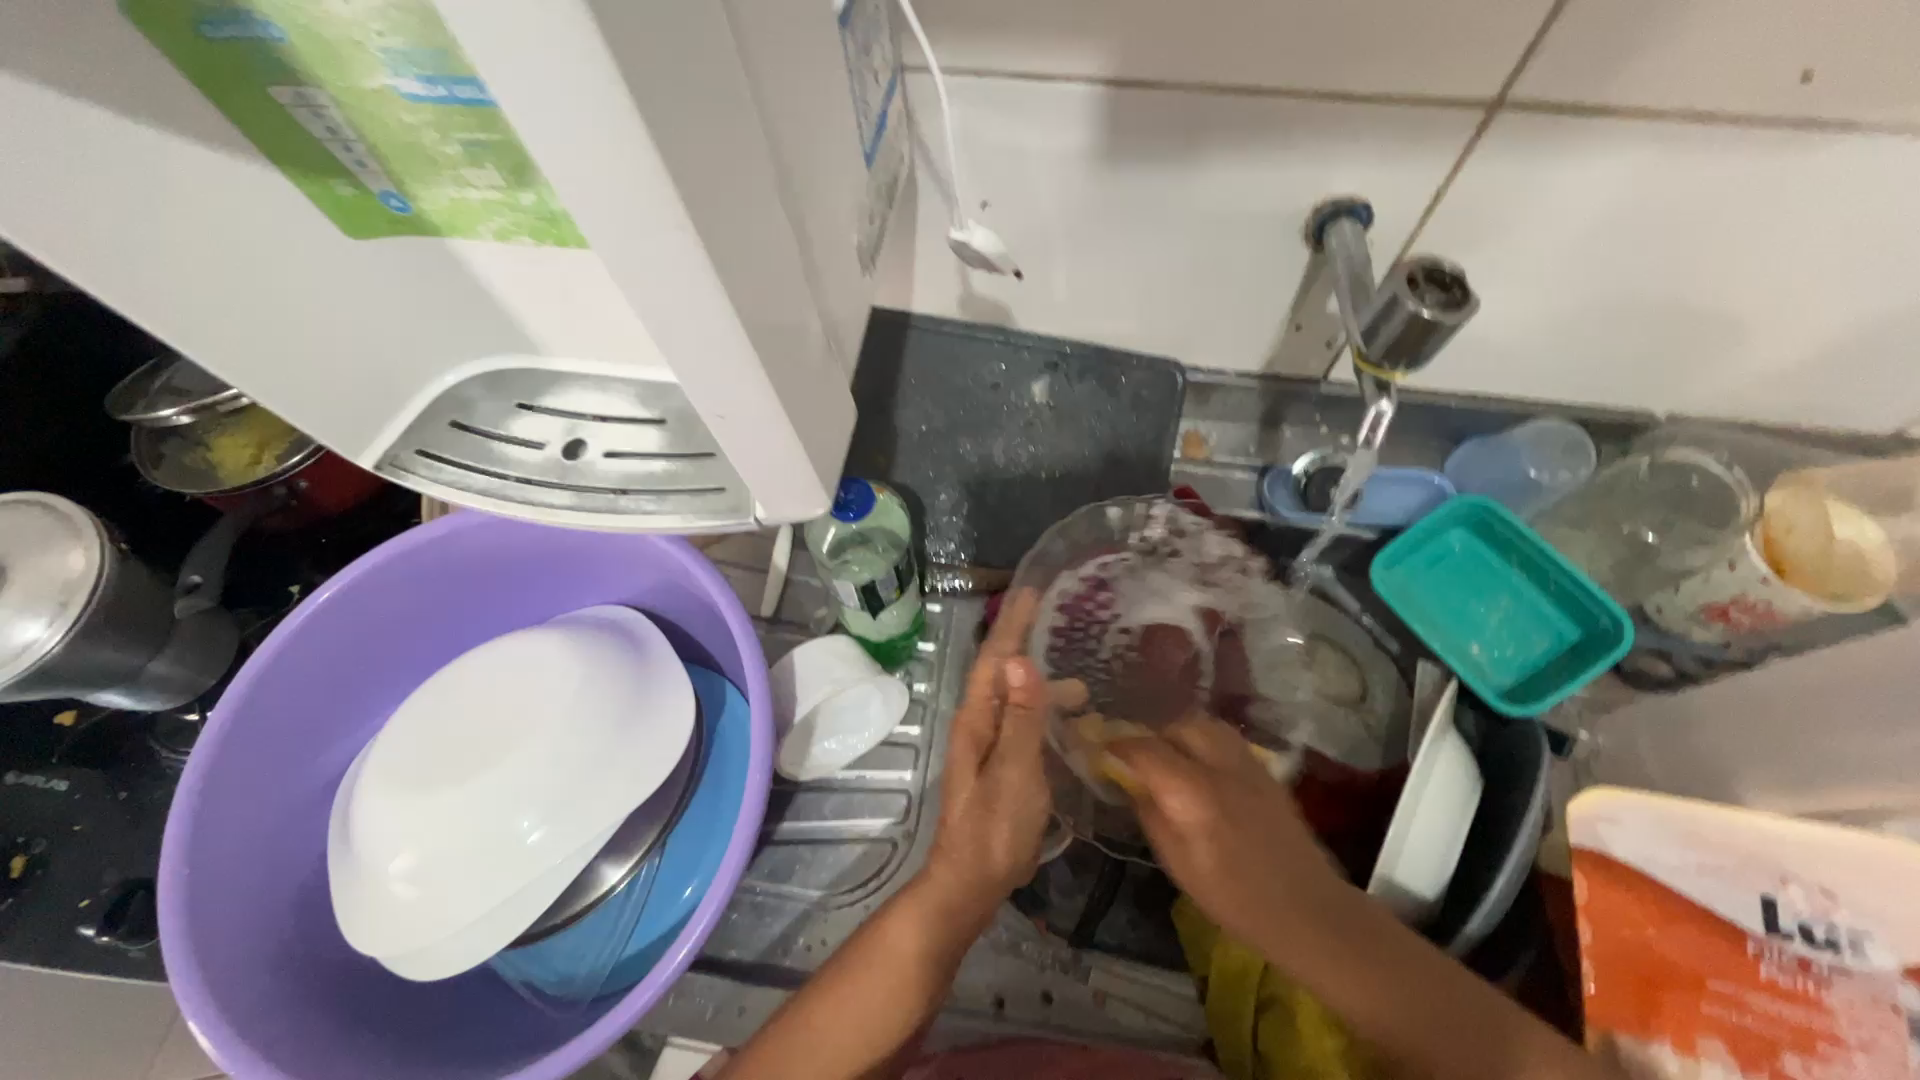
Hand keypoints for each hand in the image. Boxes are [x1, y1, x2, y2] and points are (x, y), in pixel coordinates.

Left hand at [919, 589, 1052, 928]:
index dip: (1012, 624)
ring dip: (1043, 686)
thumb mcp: (1014, 771)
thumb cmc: (994, 828)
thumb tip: (1018, 659)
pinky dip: (1045, 715)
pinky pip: (1024, 726)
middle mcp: (979, 726)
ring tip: (1084, 687)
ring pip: (1016, 702)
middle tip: (1063, 624)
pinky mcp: (1001, 769)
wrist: (971, 882)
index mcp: (976, 720)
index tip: (1031, 591)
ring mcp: (989, 749)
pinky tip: (1070, 728)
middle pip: (1003, 674)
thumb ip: (1020, 718)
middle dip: (1028, 644)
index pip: (994, 659)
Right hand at [1106, 713, 1345, 952]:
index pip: (1146, 750)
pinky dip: (1204, 742)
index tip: (1101, 751)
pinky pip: (1227, 739)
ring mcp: (1250, 765)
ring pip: (1207, 725)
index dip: (1119, 747)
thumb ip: (1151, 816)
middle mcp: (1222, 767)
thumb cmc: (1234, 899)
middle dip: (1153, 736)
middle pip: (1179, 726)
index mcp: (1194, 793)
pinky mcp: (1267, 772)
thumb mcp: (1177, 864)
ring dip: (1180, 734)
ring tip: (1170, 759)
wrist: (1307, 910)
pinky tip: (1201, 768)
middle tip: (1139, 759)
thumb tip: (1131, 785)